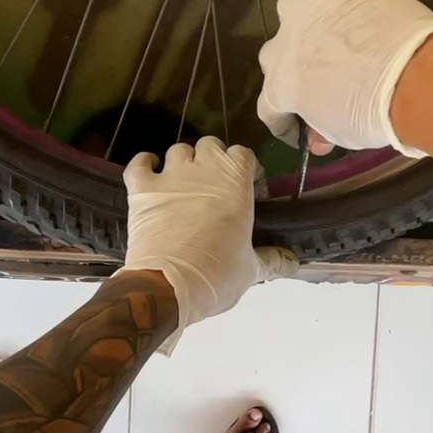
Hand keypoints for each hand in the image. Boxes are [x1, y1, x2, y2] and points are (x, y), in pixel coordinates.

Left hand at [121, 138, 297, 352]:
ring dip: (183, 163)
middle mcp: (203, 170)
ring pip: (178, 151)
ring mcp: (169, 176)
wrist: (168, 286)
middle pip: (210, 146)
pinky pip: (140, 163)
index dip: (246, 169)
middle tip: (214, 187)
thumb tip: (293, 262)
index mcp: (235, 183)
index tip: (247, 189)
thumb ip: (273, 259)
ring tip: (184, 184)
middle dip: (213, 161)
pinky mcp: (140, 189)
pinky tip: (150, 173)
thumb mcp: (252, 270)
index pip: (244, 155)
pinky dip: (145, 164)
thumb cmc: (217, 275)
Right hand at [257, 0, 432, 157]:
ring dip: (302, 20)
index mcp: (281, 87)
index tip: (299, 130)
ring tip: (325, 29)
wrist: (411, 77)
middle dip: (291, 68)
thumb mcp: (340, 134)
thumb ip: (321, 130)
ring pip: (288, 7)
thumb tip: (318, 137)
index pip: (268, 107)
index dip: (282, 122)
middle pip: (273, 55)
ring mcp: (307, 7)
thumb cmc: (372, 115)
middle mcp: (283, 44)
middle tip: (318, 78)